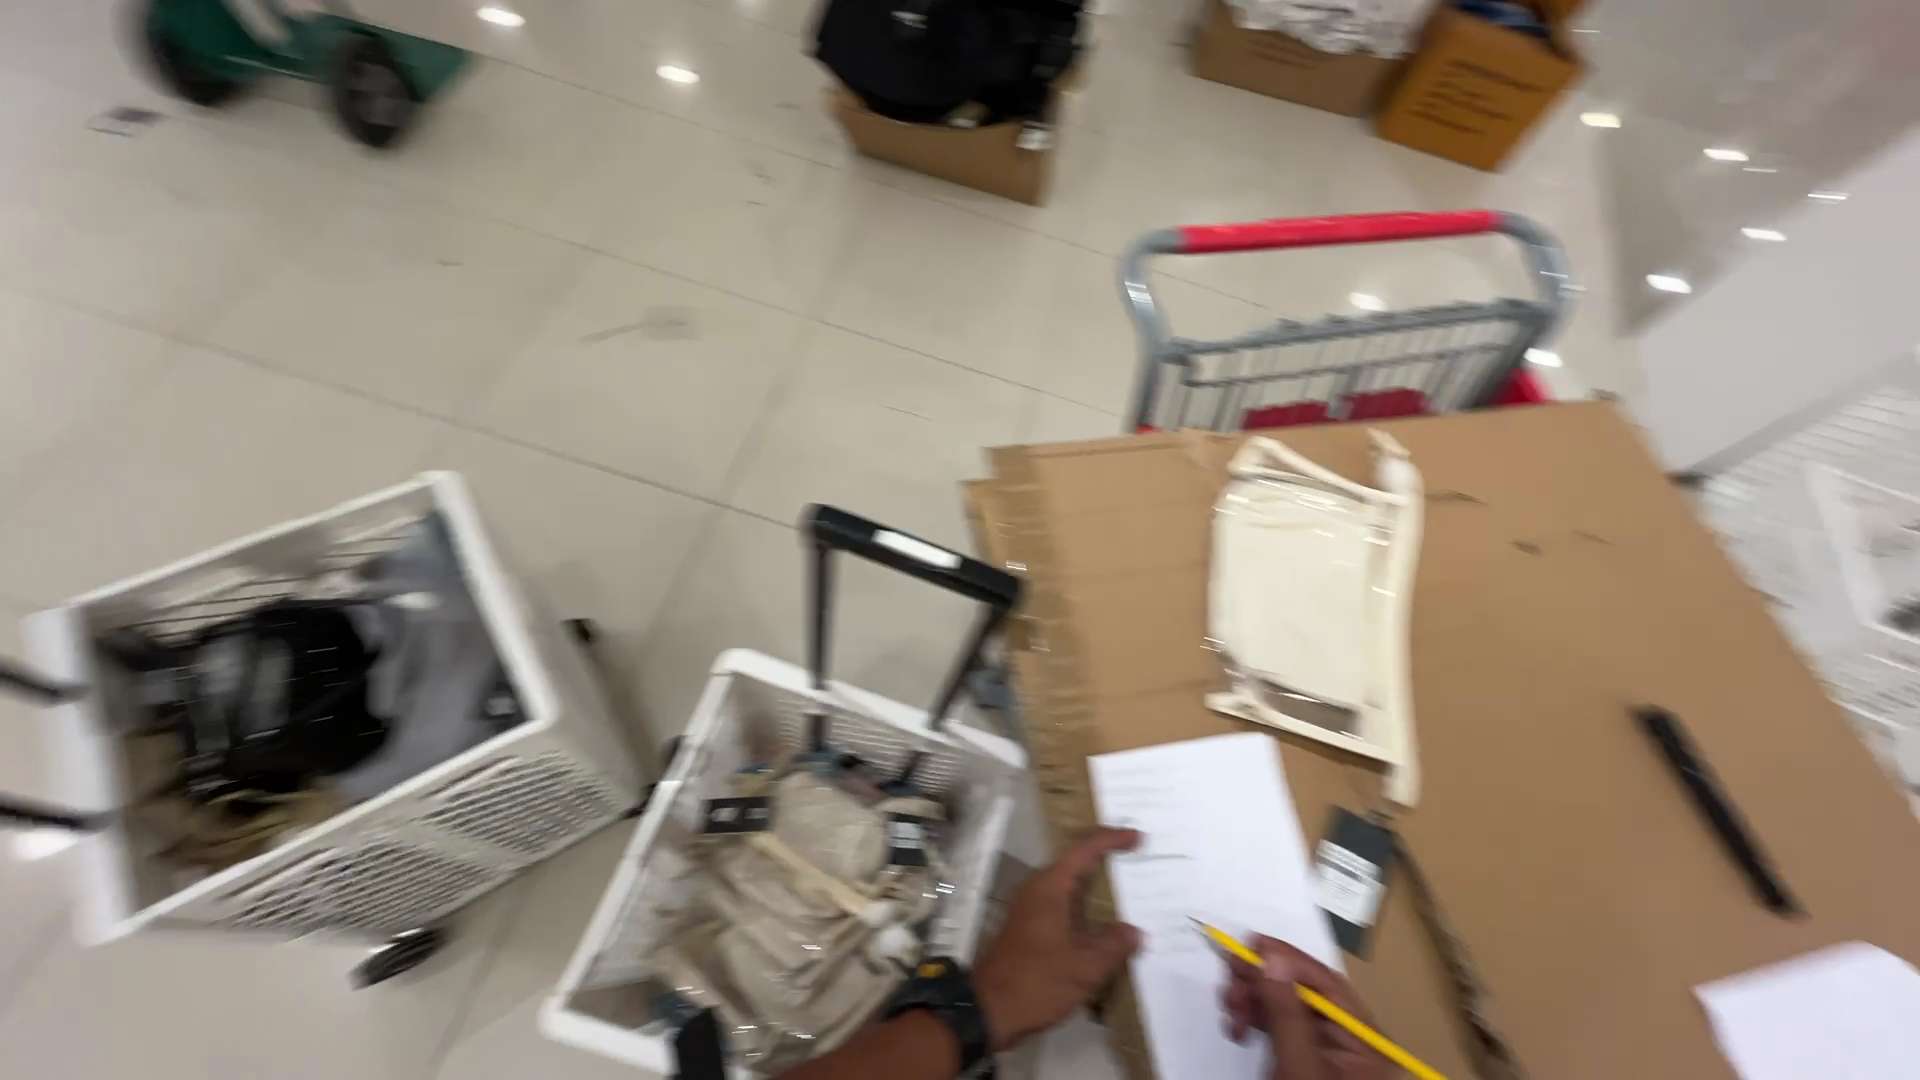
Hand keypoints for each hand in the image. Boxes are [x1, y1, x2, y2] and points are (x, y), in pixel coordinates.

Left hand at [973, 827, 1142, 1051]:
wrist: (990, 1008)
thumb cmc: (1038, 980)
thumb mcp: (1086, 966)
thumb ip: (1114, 944)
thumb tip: (1135, 932)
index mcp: (1051, 886)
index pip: (1085, 849)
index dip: (1112, 839)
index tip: (1137, 836)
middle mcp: (1038, 887)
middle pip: (1075, 862)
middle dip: (1105, 858)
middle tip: (1136, 858)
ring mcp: (1031, 906)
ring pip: (1069, 885)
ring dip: (1095, 886)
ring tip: (1127, 891)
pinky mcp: (1029, 925)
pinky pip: (1063, 904)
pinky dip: (1084, 907)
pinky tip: (1102, 925)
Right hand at [1222, 936, 1388, 1079]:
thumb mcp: (1299, 1071)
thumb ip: (1287, 1014)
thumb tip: (1270, 955)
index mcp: (1363, 1041)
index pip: (1326, 983)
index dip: (1288, 958)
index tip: (1249, 945)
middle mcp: (1347, 1039)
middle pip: (1300, 987)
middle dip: (1261, 981)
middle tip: (1229, 983)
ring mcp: (1322, 1049)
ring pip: (1282, 1000)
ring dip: (1250, 997)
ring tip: (1231, 1013)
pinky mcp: (1300, 1057)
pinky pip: (1274, 1020)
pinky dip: (1251, 1016)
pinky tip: (1236, 1029)